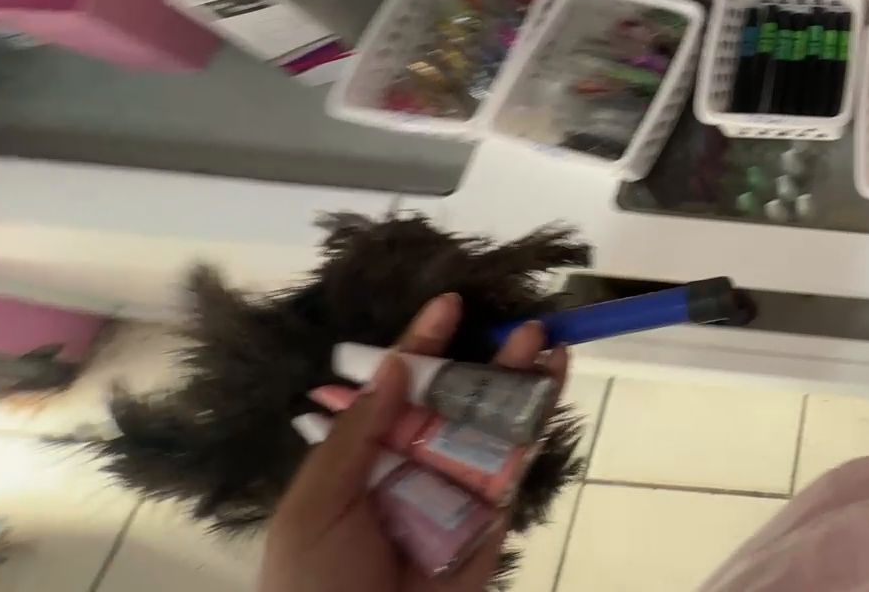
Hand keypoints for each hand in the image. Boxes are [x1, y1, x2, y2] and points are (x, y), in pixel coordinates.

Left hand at [259, 294, 567, 591]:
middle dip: (483, 352)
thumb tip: (394, 363)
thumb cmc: (320, 585)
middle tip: (515, 319)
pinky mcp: (500, 494)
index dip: (421, 343)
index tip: (448, 304)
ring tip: (543, 336)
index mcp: (367, 455)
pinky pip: (523, 442)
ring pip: (495, 409)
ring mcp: (462, 473)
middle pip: (455, 391)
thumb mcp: (311, 512)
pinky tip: (557, 368)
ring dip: (521, 369)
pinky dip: (543, 402)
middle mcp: (418, 455)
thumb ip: (352, 437)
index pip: (398, 386)